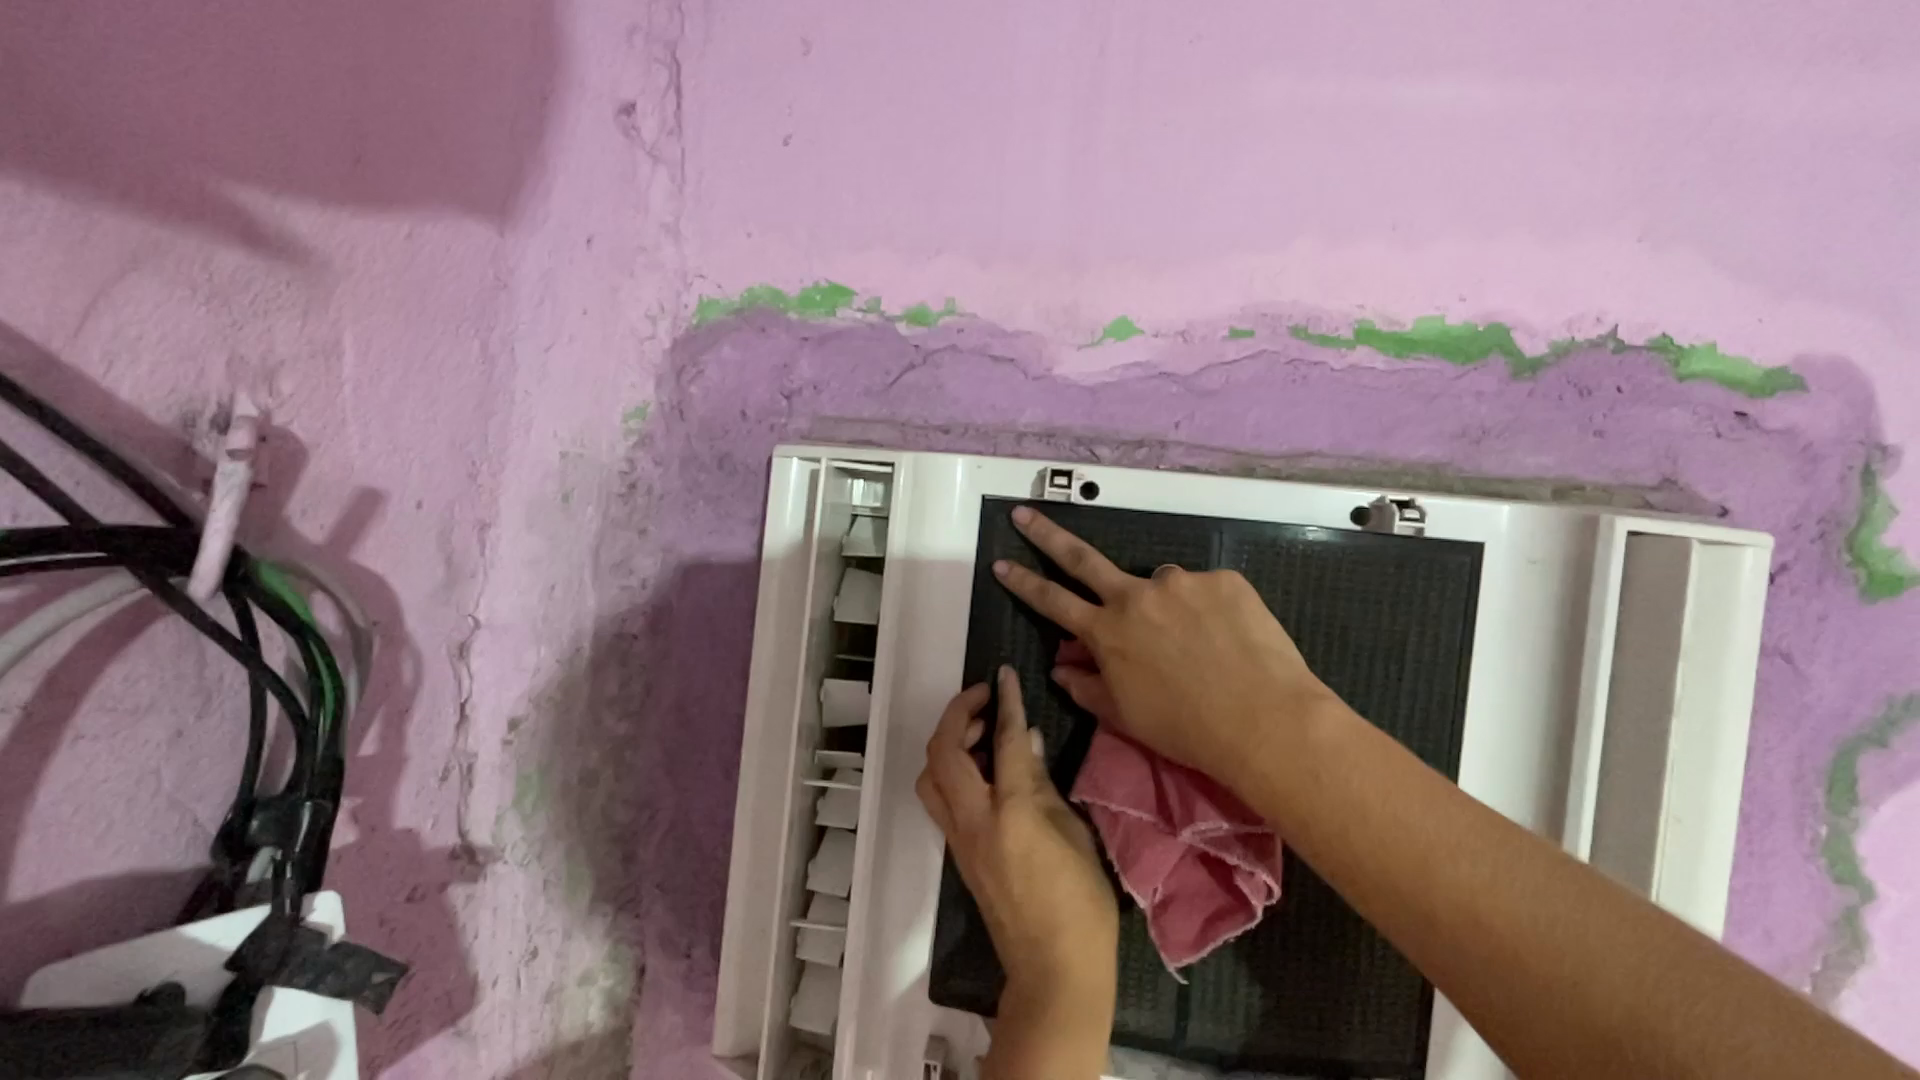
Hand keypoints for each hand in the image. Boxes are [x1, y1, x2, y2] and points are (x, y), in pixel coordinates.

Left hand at [917, 667, 1116, 1073]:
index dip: (1004, 701)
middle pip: (944, 751)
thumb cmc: (1080, 905)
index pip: (1004, 740)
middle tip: (984, 699)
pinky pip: (940, 799)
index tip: (1003, 673)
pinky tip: (981, 768)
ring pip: (930, 776)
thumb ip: (1044, 784)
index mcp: (1012, 811)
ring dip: (945, 743)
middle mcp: (974, 820)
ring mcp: (960, 839)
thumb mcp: (1075, 835)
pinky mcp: (958, 854)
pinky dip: (951, 771)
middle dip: (957, 714)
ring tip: (977, 732)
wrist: (1054, 970)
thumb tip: (1026, 742)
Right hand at [993, 505, 1346, 793]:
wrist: (1264, 720)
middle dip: (1046, 534)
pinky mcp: (1222, 580)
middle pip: (1081, 558)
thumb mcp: (1126, 716)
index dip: (1024, 582)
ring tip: (1196, 642)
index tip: (1002, 562)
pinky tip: (1226, 639)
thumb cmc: (1187, 729)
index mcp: (1107, 633)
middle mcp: (1136, 597)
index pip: (1052, 601)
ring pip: (1159, 585)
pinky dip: (1207, 610)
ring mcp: (1180, 583)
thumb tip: (1061, 668)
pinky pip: (1204, 590)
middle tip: (1024, 514)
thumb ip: (1087, 687)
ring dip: (1164, 604)